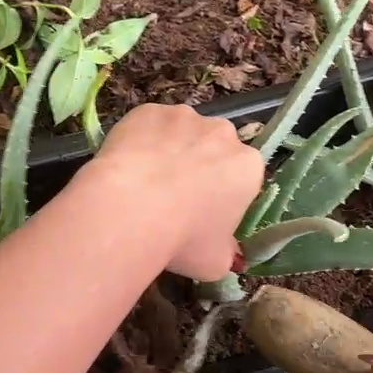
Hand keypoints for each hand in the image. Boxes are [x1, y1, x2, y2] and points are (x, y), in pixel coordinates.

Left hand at [80, 103, 263, 280]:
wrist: (129, 208)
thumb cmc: (181, 239)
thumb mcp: (216, 262)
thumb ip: (225, 251)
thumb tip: (222, 251)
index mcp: (247, 166)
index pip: (241, 177)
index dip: (223, 195)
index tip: (203, 213)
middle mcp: (222, 132)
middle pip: (213, 147)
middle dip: (199, 165)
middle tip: (172, 196)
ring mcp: (183, 116)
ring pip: (180, 132)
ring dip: (169, 150)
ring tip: (143, 182)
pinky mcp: (147, 110)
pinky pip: (147, 125)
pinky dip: (139, 140)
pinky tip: (125, 165)